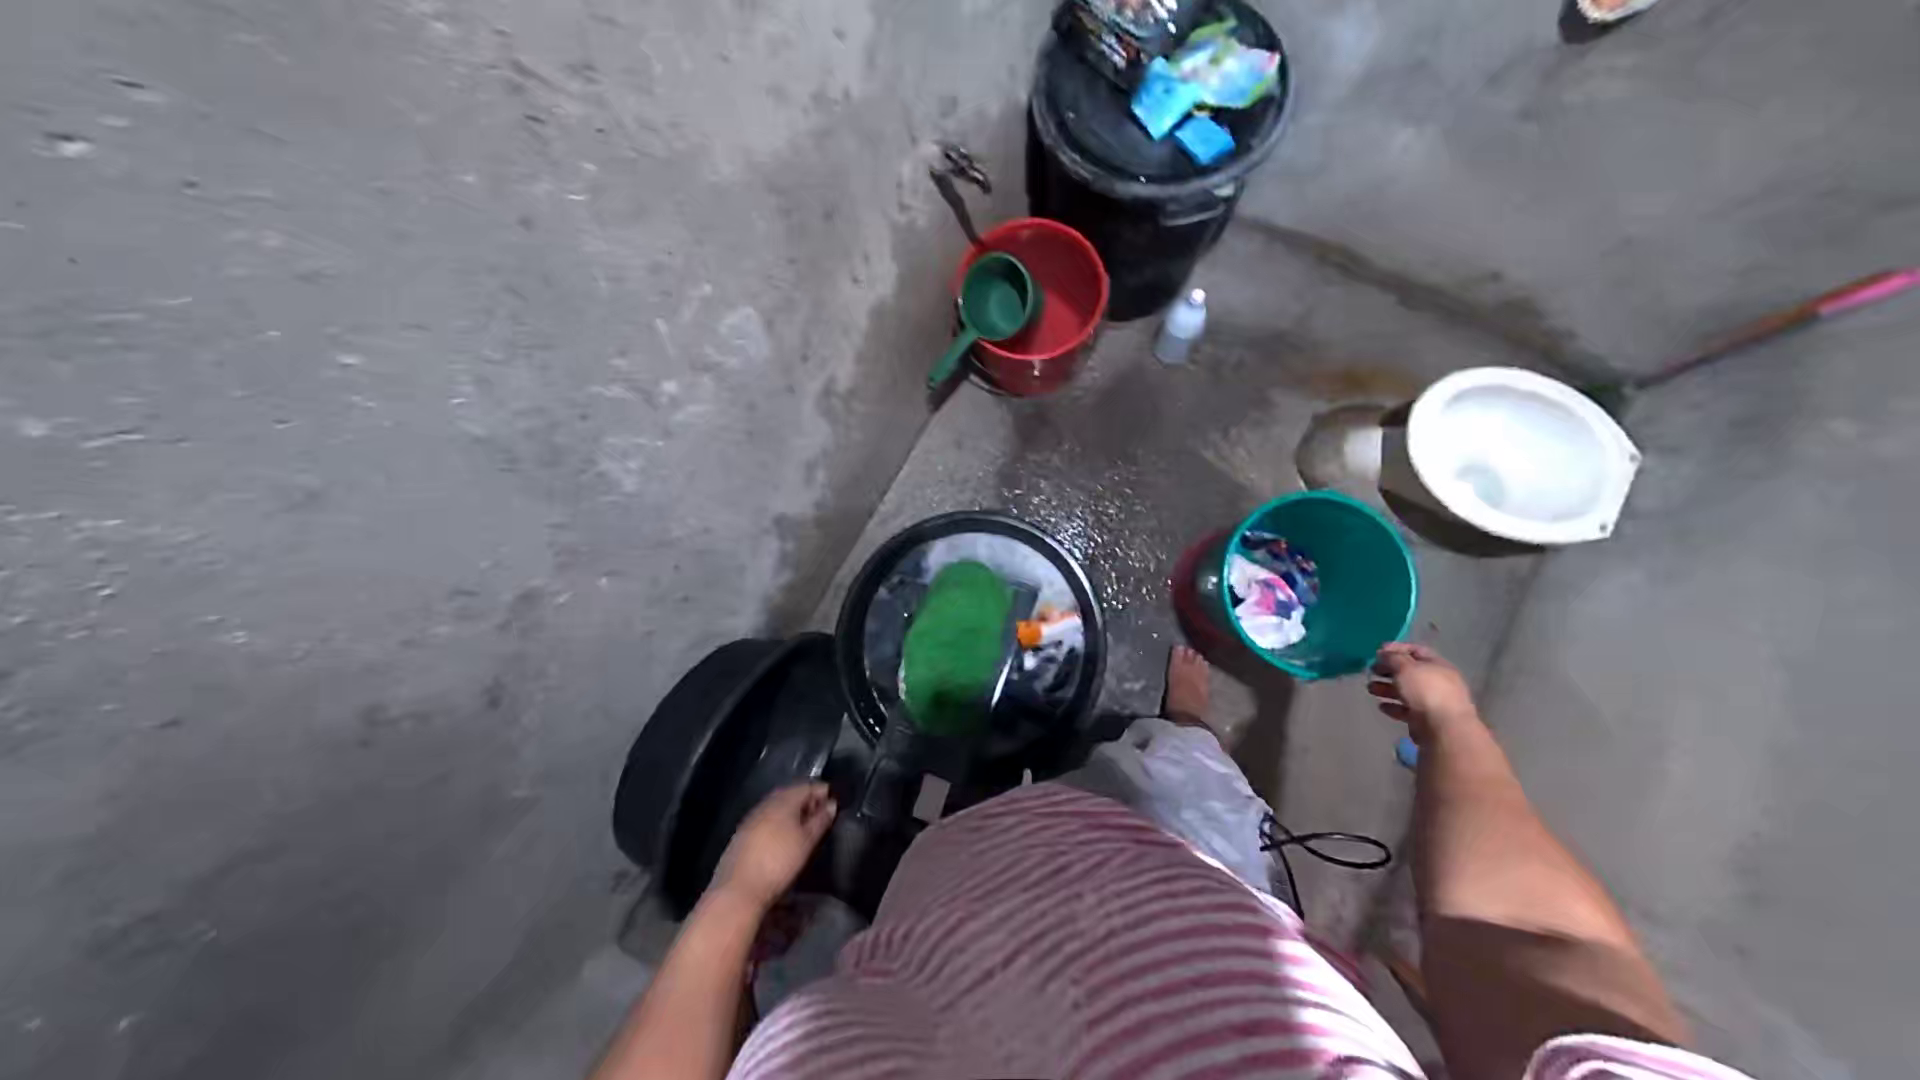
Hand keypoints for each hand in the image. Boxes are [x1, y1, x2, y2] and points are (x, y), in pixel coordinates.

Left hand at [712, 782, 836, 910]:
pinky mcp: (743, 834)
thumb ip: (820, 820)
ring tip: (806, 826)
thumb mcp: (806, 842)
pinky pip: (767, 819)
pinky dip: (779, 822)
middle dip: (807, 801)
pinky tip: (784, 837)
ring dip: (793, 812)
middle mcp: (766, 804)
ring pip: (777, 807)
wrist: (738, 890)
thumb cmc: (778, 862)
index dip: (822, 791)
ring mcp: (752, 818)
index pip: (807, 786)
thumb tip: (831, 804)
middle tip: (822, 814)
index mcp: (783, 800)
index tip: (834, 802)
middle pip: (791, 794)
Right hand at [1369, 643, 1478, 742]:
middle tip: (1372, 671)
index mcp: (1437, 665)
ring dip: (1386, 688)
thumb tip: (1383, 654)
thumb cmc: (1425, 690)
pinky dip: (1393, 706)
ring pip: (1405, 691)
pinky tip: (1382, 706)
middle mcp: (1437, 682)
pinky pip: (1405, 709)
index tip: (1377, 651)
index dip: (1396, 648)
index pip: (1416, 651)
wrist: (1443, 727)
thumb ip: (1392, 658)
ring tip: (1370, 689)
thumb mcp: (1405, 667)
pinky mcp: (1425, 718)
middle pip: (1409, 672)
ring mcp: (1432, 701)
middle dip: (1388, 670)